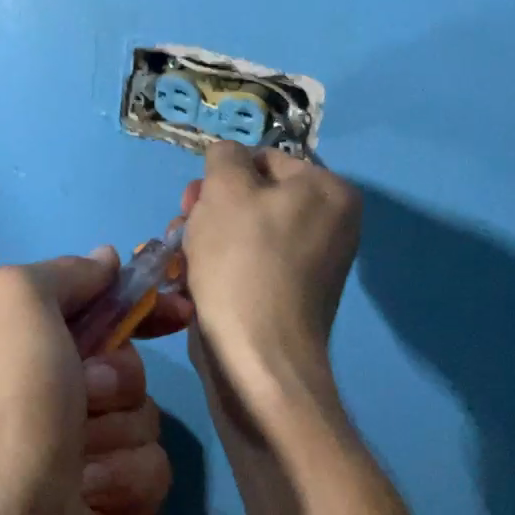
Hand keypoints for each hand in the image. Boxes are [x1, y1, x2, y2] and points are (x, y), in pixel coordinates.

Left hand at [0, 249, 188, 514]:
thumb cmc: (8, 395)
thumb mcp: (17, 300)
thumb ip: (64, 272)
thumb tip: (106, 259)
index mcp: (26, 339)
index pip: (99, 307)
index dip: (140, 305)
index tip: (177, 308)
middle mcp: (53, 387)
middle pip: (130, 363)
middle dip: (117, 377)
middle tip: (85, 390)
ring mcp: (81, 444)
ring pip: (146, 417)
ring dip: (116, 432)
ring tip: (75, 453)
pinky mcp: (109, 493)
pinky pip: (151, 469)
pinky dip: (122, 477)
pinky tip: (87, 488)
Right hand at [179, 141, 361, 411]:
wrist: (257, 359)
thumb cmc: (242, 261)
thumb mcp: (224, 187)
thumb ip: (225, 155)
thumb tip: (229, 160)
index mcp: (329, 191)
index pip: (261, 158)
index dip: (220, 177)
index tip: (195, 201)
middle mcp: (331, 223)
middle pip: (250, 195)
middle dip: (209, 209)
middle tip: (185, 228)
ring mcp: (312, 264)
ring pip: (242, 230)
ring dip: (205, 237)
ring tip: (183, 260)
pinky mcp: (290, 296)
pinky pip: (249, 263)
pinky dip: (220, 266)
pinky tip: (193, 279)